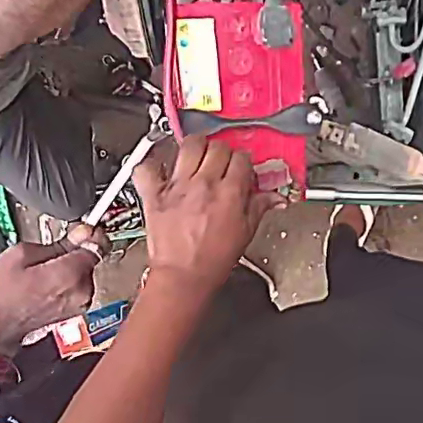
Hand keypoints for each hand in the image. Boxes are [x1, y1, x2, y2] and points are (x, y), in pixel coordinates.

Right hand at [0, 235, 105, 354]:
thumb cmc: (1, 294)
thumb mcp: (21, 255)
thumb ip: (58, 242)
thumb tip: (80, 234)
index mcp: (69, 274)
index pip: (99, 244)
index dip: (90, 234)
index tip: (81, 231)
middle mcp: (82, 290)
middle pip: (90, 259)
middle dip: (76, 253)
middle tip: (50, 254)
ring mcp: (81, 303)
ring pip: (85, 273)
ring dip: (71, 268)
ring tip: (44, 272)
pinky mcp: (77, 311)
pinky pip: (79, 287)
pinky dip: (68, 282)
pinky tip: (47, 285)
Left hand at [133, 136, 273, 295]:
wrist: (184, 276)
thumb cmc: (212, 260)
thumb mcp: (245, 233)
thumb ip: (259, 207)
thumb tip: (274, 197)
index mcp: (228, 193)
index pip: (241, 158)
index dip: (243, 163)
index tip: (241, 170)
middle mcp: (203, 184)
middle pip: (217, 147)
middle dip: (223, 153)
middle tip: (222, 164)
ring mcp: (177, 187)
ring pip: (189, 145)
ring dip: (196, 147)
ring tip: (197, 156)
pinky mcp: (155, 194)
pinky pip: (148, 167)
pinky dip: (153, 165)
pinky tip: (162, 170)